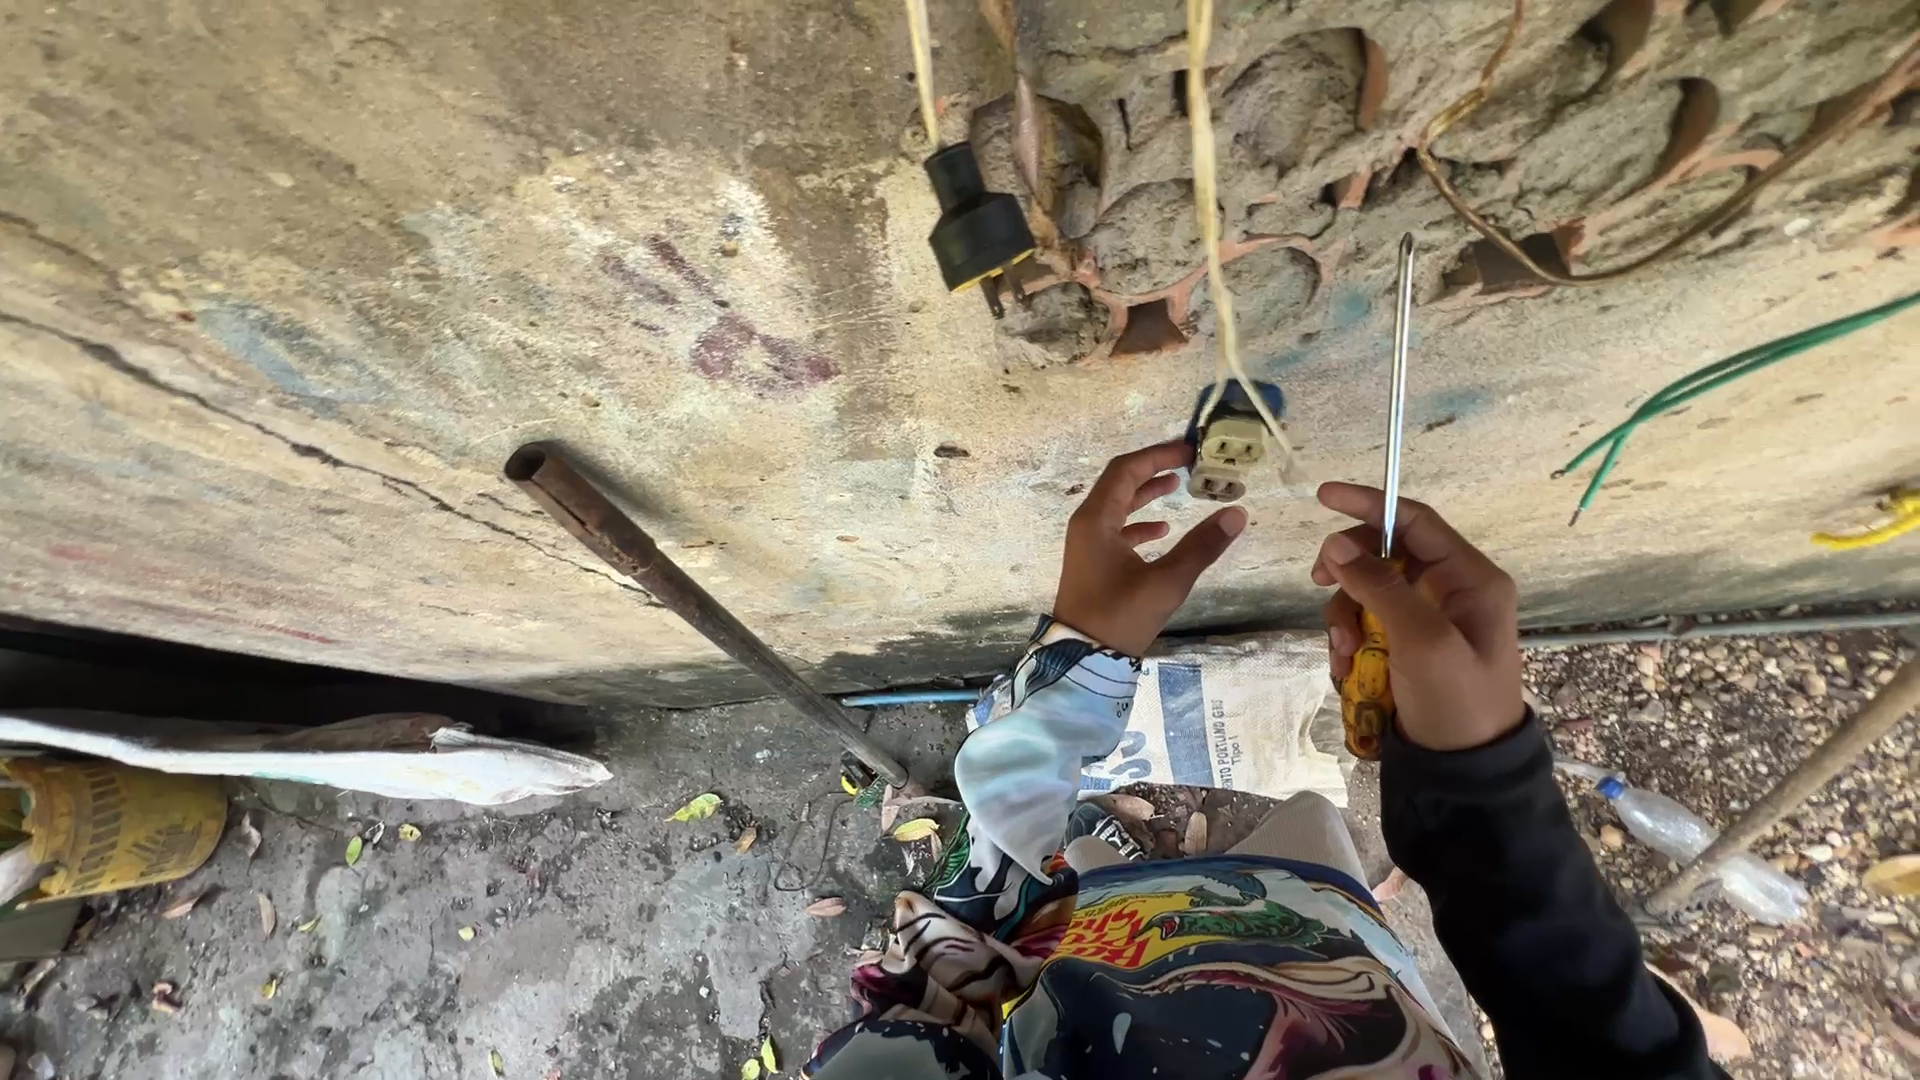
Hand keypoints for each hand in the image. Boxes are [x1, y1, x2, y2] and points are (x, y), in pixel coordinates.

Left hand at [1052, 442, 1248, 655]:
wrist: (1082, 656)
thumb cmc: (1120, 616)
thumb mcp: (1166, 582)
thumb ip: (1202, 546)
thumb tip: (1237, 513)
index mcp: (1096, 520)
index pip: (1125, 470)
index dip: (1157, 455)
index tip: (1188, 450)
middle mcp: (1087, 524)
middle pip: (1119, 483)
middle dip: (1153, 469)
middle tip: (1188, 463)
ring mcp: (1087, 543)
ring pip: (1117, 505)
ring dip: (1145, 494)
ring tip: (1179, 486)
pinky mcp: (1092, 561)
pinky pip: (1115, 529)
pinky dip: (1138, 523)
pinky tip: (1163, 529)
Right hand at [1313, 482, 1523, 751]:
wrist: (1461, 768)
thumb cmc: (1455, 699)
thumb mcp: (1421, 640)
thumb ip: (1380, 587)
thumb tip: (1335, 546)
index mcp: (1468, 578)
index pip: (1414, 521)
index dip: (1369, 504)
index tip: (1323, 495)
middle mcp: (1446, 589)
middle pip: (1381, 553)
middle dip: (1347, 571)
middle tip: (1319, 585)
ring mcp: (1422, 616)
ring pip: (1362, 589)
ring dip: (1342, 614)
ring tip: (1342, 649)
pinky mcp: (1400, 641)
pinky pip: (1359, 620)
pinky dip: (1344, 637)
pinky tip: (1344, 661)